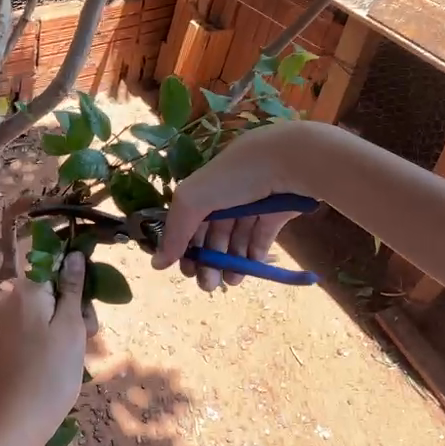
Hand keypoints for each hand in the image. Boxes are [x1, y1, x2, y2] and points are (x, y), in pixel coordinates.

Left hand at [0, 253, 96, 444]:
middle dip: (76, 304)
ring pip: (50, 306)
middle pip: (54, 285)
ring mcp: (11, 321)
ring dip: (70, 322)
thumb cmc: (51, 371)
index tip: (90, 295)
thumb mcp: (71, 325)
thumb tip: (73, 253)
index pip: (54, 260)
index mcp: (26, 290)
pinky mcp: (13, 340)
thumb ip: (72, 287)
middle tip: (86, 332)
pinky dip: (56, 335)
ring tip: (77, 350)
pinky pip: (41, 324)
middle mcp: (13, 299)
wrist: (19, 419)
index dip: (77, 273)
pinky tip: (64, 358)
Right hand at [152, 121, 315, 291]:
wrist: (288, 160)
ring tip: (231, 282)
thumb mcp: (193, 200)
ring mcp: (251, 205)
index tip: (186, 272)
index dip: (184, 249)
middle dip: (207, 261)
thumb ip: (175, 232)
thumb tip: (156, 264)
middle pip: (211, 235)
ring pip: (235, 240)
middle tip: (208, 286)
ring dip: (229, 263)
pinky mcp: (275, 212)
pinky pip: (260, 237)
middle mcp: (224, 197)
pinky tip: (248, 271)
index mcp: (201, 191)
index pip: (187, 225)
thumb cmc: (233, 178)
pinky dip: (252, 255)